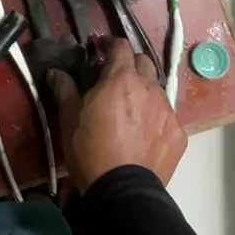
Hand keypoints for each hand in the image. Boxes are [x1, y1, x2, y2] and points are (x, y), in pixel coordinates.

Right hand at [48, 39, 185, 190]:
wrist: (123, 191)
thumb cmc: (90, 149)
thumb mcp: (69, 118)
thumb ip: (65, 89)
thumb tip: (56, 72)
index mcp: (121, 79)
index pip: (120, 47)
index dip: (110, 43)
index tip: (100, 48)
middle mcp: (149, 88)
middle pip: (143, 63)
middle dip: (129, 64)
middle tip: (114, 78)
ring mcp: (167, 111)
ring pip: (156, 90)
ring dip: (143, 91)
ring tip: (130, 109)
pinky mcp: (178, 134)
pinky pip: (166, 116)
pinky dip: (155, 117)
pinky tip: (144, 133)